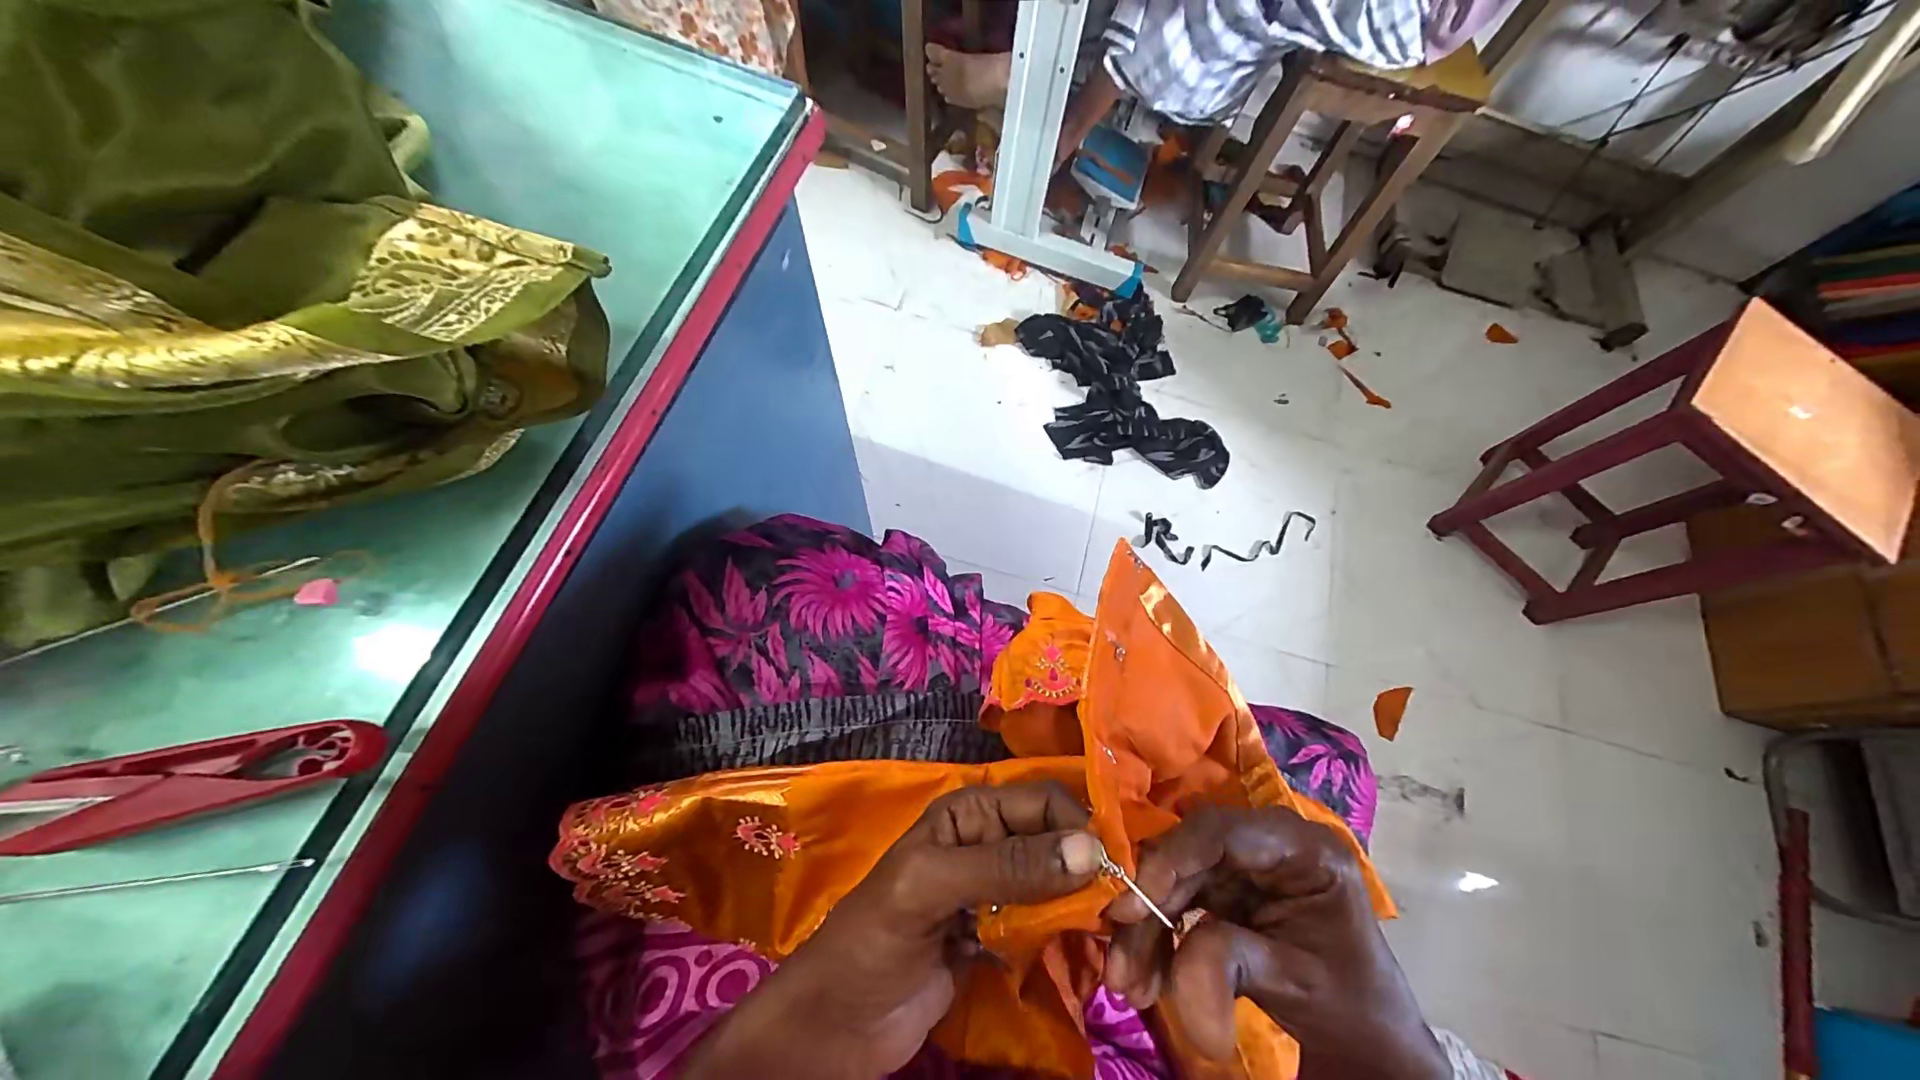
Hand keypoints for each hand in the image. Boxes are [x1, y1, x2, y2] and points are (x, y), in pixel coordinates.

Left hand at [685, 781, 1105, 1079]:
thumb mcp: (931, 887)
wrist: (837, 1023)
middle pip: (1058, 843)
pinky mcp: (1000, 937)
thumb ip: (1006, 866)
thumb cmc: (873, 938)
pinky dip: (1069, 940)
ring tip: (1113, 946)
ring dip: (1086, 911)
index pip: (1044, 803)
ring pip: (1059, 886)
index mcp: (972, 812)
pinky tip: (1088, 961)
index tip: (1119, 875)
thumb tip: (1090, 850)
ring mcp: (997, 892)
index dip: (1081, 830)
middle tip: (1124, 920)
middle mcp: (990, 841)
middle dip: (1091, 874)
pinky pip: (1047, 927)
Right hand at [1103, 804, 1448, 1079]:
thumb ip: (1231, 964)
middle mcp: (1264, 843)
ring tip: (1126, 985)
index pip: (1220, 833)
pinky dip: (1155, 939)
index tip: (1132, 907)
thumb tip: (1174, 975)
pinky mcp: (1223, 889)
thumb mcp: (1295, 983)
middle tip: (1120, 966)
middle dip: (1149, 910)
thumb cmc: (1349, 1008)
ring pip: (1173, 879)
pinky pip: (1176, 901)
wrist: (1368, 1047)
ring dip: (1144, 929)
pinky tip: (1143, 978)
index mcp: (1301, 847)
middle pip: (1187, 856)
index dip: (1171, 861)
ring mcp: (1241, 865)